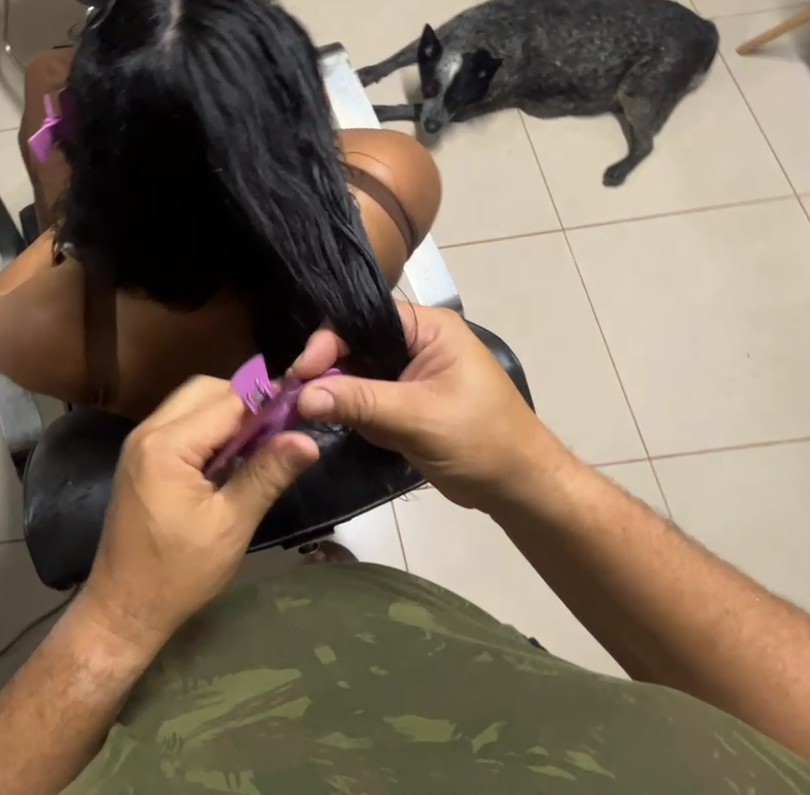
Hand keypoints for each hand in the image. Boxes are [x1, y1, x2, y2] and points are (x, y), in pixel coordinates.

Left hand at [77, 376, 319, 655]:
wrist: (124, 607)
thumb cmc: (178, 572)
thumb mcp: (231, 524)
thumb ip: (267, 475)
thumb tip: (308, 440)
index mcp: (167, 444)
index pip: (226, 401)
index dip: (266, 400)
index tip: (302, 405)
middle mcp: (147, 432)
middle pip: (203, 391)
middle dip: (244, 401)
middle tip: (280, 428)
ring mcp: (138, 444)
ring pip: (189, 404)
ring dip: (225, 414)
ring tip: (261, 444)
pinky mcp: (139, 459)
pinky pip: (177, 425)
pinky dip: (206, 430)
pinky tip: (230, 458)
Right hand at [289, 302, 566, 509]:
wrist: (518, 489)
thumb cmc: (482, 441)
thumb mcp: (419, 418)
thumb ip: (360, 403)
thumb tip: (302, 396)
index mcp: (427, 328)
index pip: (363, 319)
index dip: (328, 341)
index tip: (300, 374)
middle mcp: (413, 343)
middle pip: (353, 344)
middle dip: (324, 370)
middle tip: (292, 395)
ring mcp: (406, 374)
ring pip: (353, 372)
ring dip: (330, 393)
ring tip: (299, 411)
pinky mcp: (400, 402)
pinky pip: (361, 398)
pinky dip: (344, 411)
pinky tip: (323, 422)